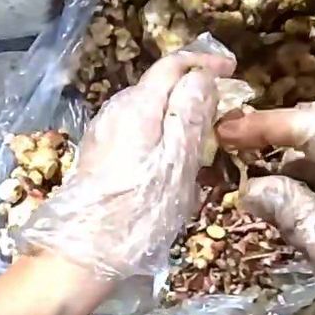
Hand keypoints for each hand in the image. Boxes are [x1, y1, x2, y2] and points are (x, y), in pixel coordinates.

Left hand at [14, 49, 235, 278]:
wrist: (82, 252)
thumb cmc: (139, 211)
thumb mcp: (178, 164)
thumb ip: (190, 116)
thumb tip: (201, 77)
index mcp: (137, 107)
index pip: (171, 65)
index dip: (203, 61)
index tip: (231, 69)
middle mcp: (115, 111)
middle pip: (157, 86)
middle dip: (191, 90)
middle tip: (221, 111)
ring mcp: (102, 134)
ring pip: (146, 110)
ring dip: (175, 115)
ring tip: (200, 140)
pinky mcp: (97, 155)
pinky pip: (135, 131)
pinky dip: (158, 134)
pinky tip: (169, 162)